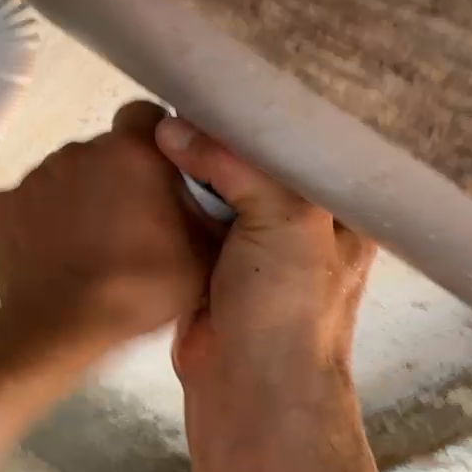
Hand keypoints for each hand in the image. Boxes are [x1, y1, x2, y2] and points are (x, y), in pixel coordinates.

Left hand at [0, 101, 216, 349]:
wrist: (58, 327)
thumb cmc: (138, 290)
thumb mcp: (203, 254)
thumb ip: (207, 207)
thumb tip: (208, 189)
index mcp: (130, 152)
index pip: (144, 116)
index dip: (154, 140)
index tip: (159, 173)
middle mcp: (77, 151)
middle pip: (103, 150)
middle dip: (116, 174)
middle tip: (128, 219)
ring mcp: (33, 177)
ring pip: (64, 173)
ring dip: (78, 194)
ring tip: (87, 240)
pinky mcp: (2, 203)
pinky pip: (29, 199)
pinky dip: (41, 216)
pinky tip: (52, 248)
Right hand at [153, 117, 374, 406]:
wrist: (248, 392)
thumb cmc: (286, 310)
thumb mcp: (284, 225)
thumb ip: (237, 168)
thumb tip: (170, 128)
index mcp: (334, 205)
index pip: (299, 140)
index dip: (260, 111)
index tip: (214, 80)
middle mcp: (292, 218)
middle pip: (250, 161)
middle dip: (211, 135)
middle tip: (167, 98)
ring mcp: (246, 243)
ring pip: (212, 188)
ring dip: (181, 167)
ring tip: (143, 128)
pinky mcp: (204, 264)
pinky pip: (184, 219)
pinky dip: (163, 200)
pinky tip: (137, 175)